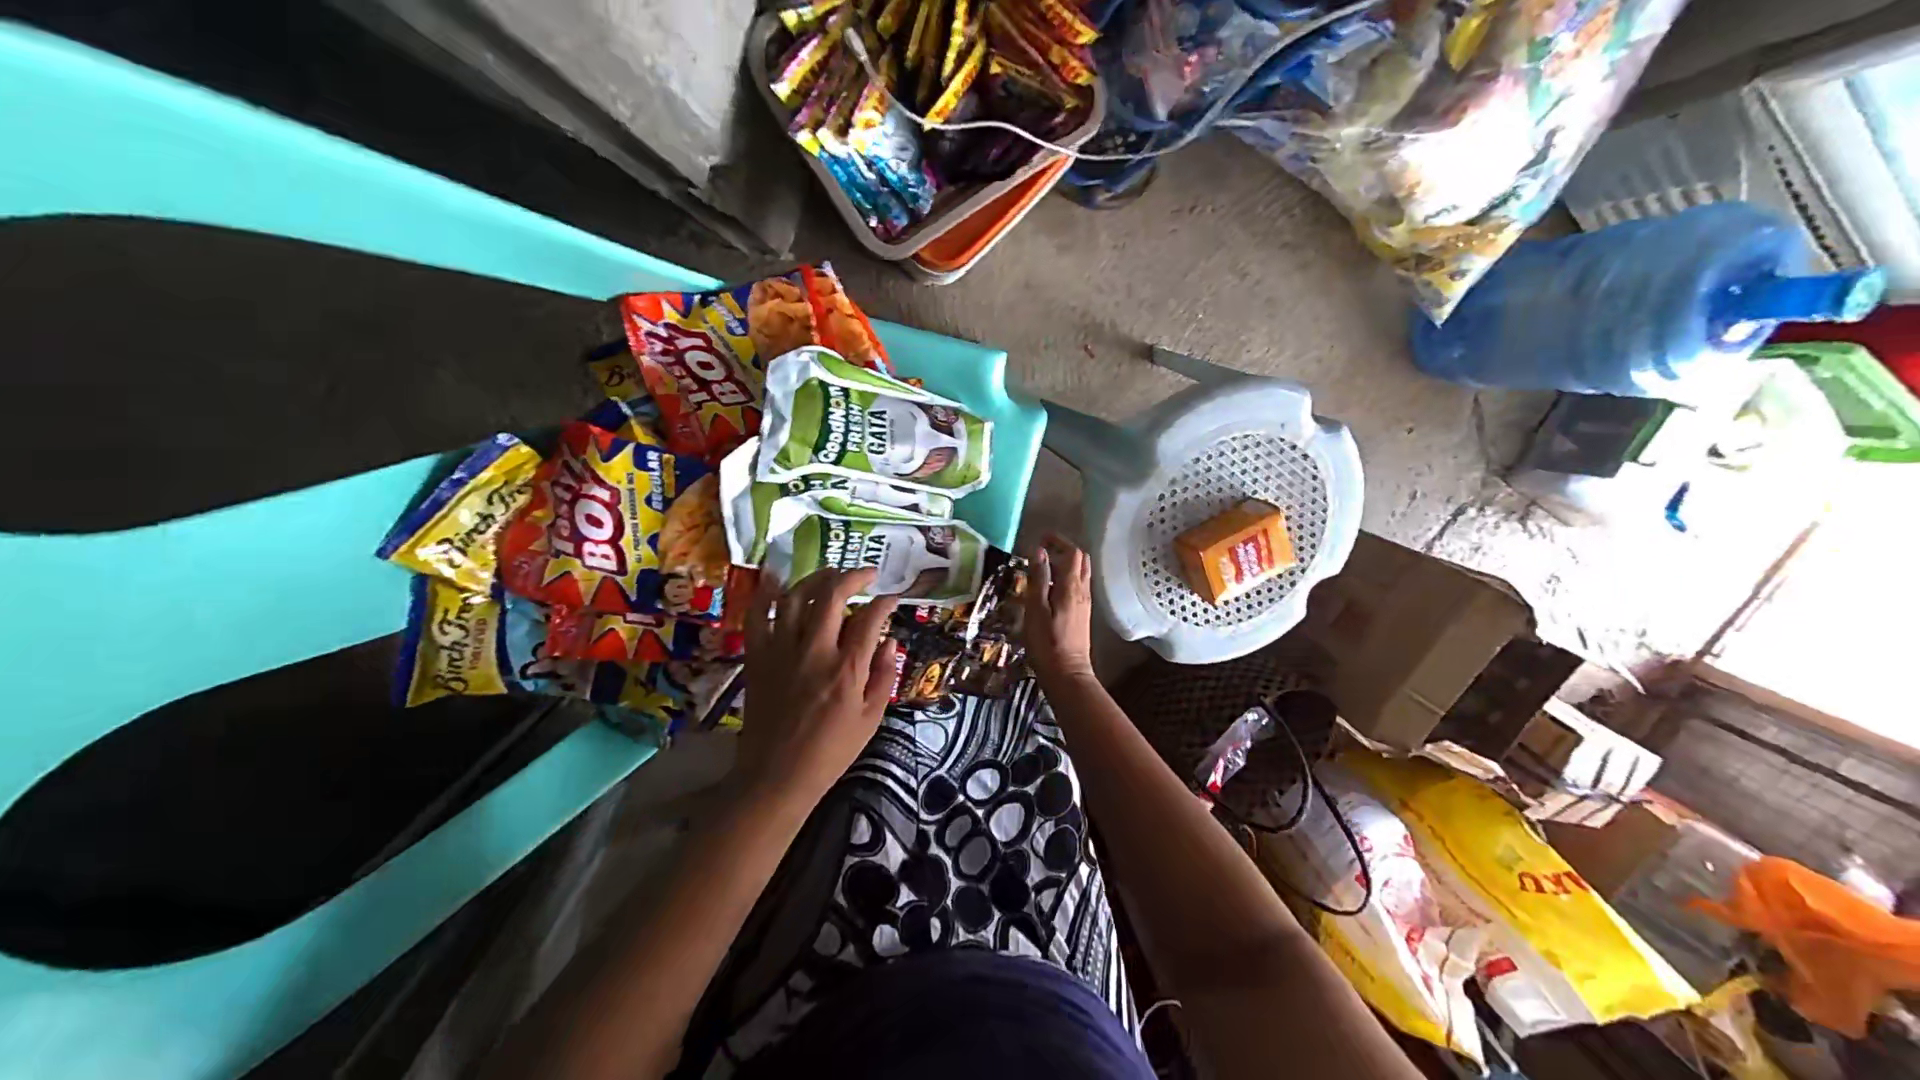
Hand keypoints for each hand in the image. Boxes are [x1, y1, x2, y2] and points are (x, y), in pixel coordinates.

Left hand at [739, 567, 899, 808]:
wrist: (777, 776)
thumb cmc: (830, 752)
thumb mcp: (871, 719)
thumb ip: (883, 675)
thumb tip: (891, 641)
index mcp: (846, 668)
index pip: (870, 619)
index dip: (884, 602)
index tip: (891, 598)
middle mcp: (814, 650)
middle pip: (832, 595)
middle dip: (853, 576)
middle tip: (866, 574)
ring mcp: (781, 650)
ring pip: (797, 597)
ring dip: (817, 579)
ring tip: (831, 575)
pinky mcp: (758, 657)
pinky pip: (759, 616)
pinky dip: (766, 594)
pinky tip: (777, 580)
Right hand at [1026, 534, 1094, 683]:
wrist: (1067, 674)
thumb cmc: (1046, 643)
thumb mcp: (1036, 609)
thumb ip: (1038, 579)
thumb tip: (1038, 551)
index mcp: (1071, 587)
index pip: (1072, 553)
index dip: (1058, 541)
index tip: (1041, 537)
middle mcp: (1082, 591)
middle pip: (1080, 560)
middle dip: (1064, 548)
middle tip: (1043, 549)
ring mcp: (1085, 603)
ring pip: (1081, 573)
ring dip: (1066, 563)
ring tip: (1044, 566)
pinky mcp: (1082, 613)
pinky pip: (1078, 586)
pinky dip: (1066, 577)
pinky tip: (1050, 587)